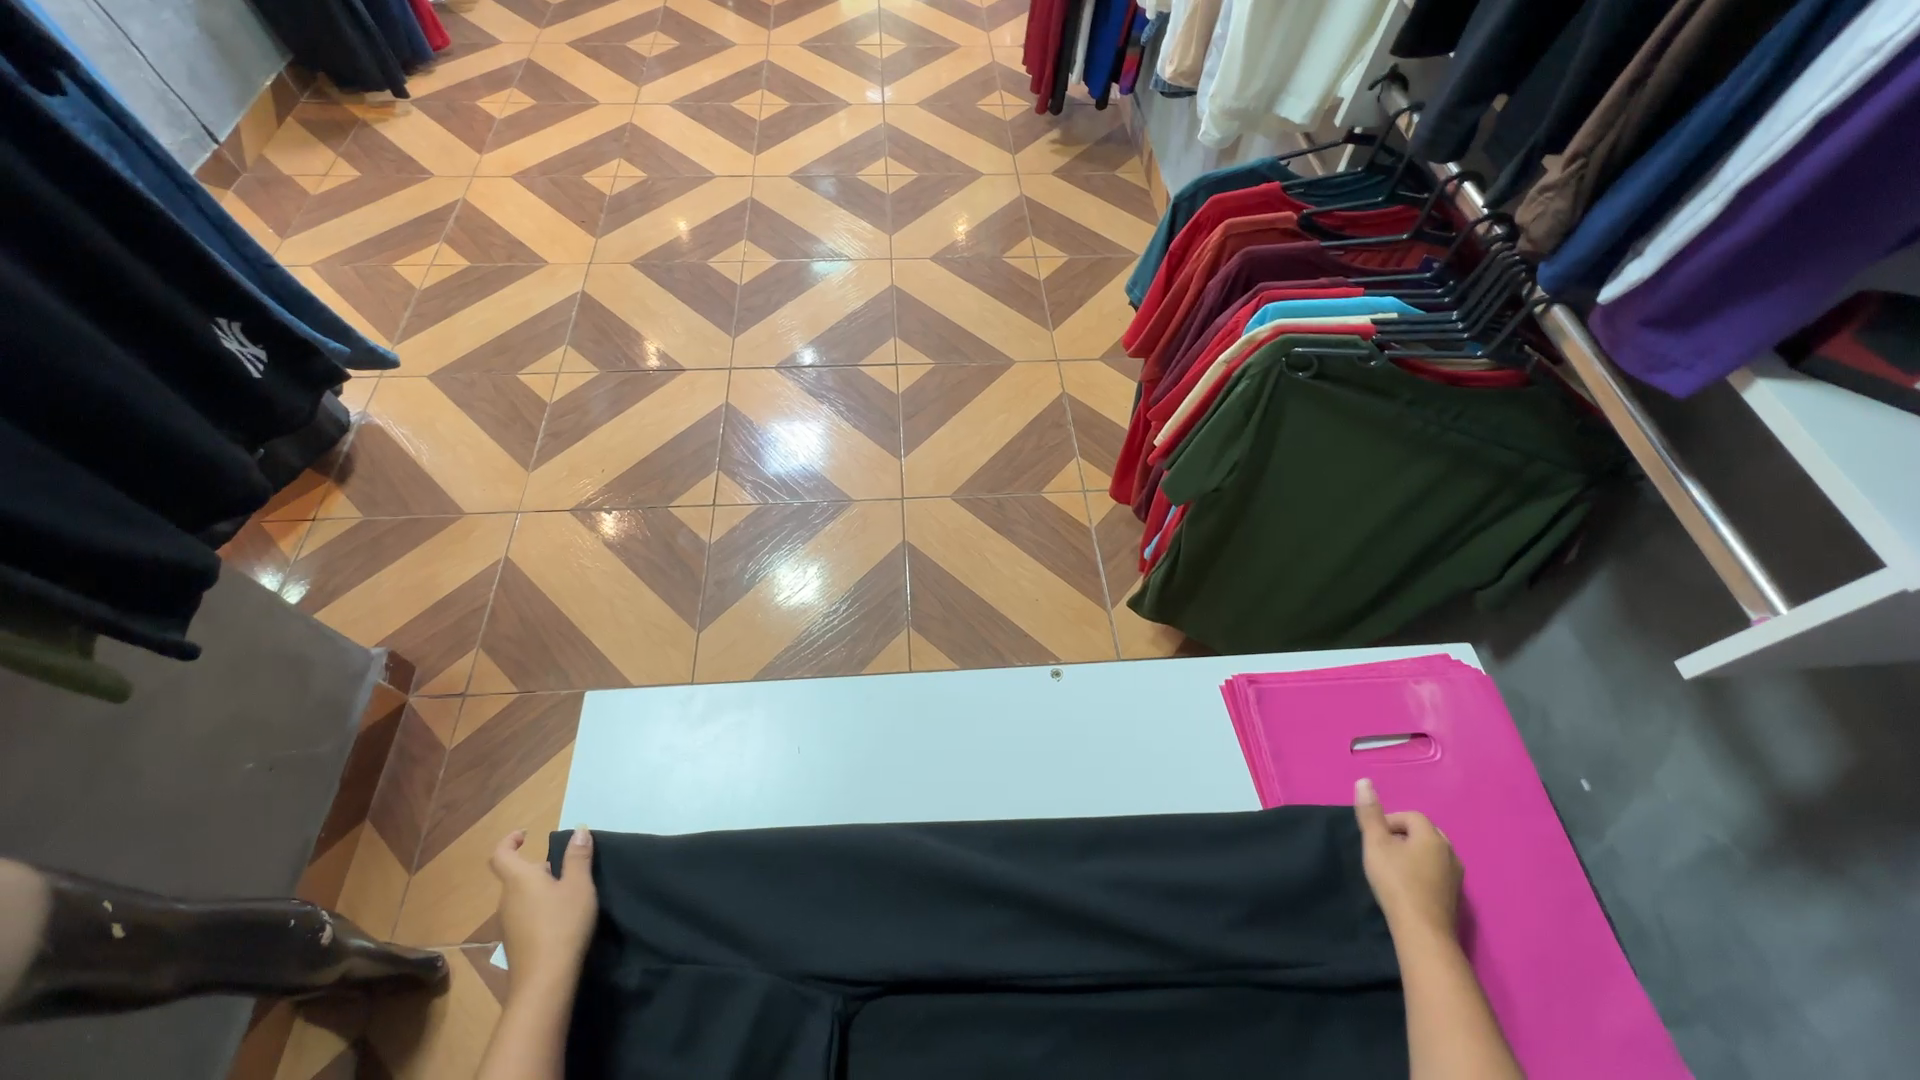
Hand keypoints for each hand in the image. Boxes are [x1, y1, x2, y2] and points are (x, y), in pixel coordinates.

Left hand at [489, 826, 596, 997]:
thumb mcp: (579, 886)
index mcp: (519, 879)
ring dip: (541, 889)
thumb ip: (578, 858)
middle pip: (516, 875)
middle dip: (538, 867)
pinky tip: (562, 919)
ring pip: (522, 896)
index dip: (510, 840)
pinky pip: (525, 914)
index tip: (526, 834)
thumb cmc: (562, 923)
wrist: (545, 979)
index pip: (501, 854)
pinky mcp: (515, 941)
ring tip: (569, 893)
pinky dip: (540, 908)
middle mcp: (507, 899)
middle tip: (567, 868)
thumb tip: (579, 831)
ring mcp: (508, 923)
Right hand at [1354, 778, 1461, 940]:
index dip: (1388, 822)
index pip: (1410, 816)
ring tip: (1393, 868)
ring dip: (1413, 854)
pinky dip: (1422, 871)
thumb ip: (1370, 814)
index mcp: (1431, 836)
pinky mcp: (1455, 894)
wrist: (1423, 931)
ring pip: (1431, 853)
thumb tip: (1364, 781)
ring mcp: (1455, 874)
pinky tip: (1408, 886)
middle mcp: (1449, 850)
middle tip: (1382, 852)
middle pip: (1423, 832)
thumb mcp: (1375, 845)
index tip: (1374, 839)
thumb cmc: (1396, 882)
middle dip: (1402, 836)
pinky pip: (1437, 871)